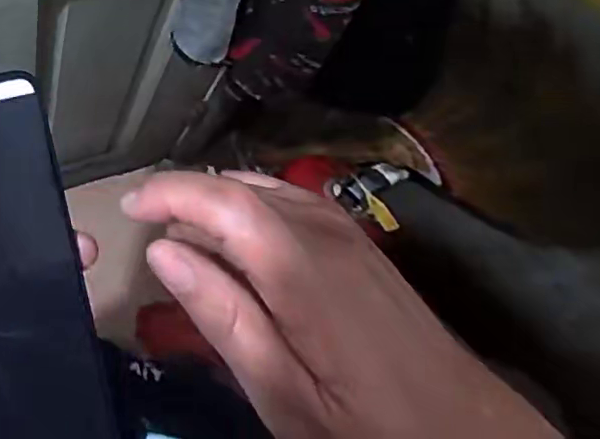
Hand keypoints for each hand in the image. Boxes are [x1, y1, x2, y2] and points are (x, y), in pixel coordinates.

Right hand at [122, 170, 558, 438]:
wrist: (471, 433)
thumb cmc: (369, 427)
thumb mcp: (283, 394)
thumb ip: (221, 315)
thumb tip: (162, 250)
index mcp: (300, 265)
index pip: (222, 198)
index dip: (170, 190)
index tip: (129, 206)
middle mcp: (320, 226)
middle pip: (236, 185)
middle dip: (183, 196)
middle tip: (147, 228)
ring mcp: (340, 225)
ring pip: (257, 186)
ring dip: (212, 200)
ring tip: (182, 235)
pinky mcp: (351, 233)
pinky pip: (282, 198)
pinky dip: (244, 206)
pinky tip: (236, 242)